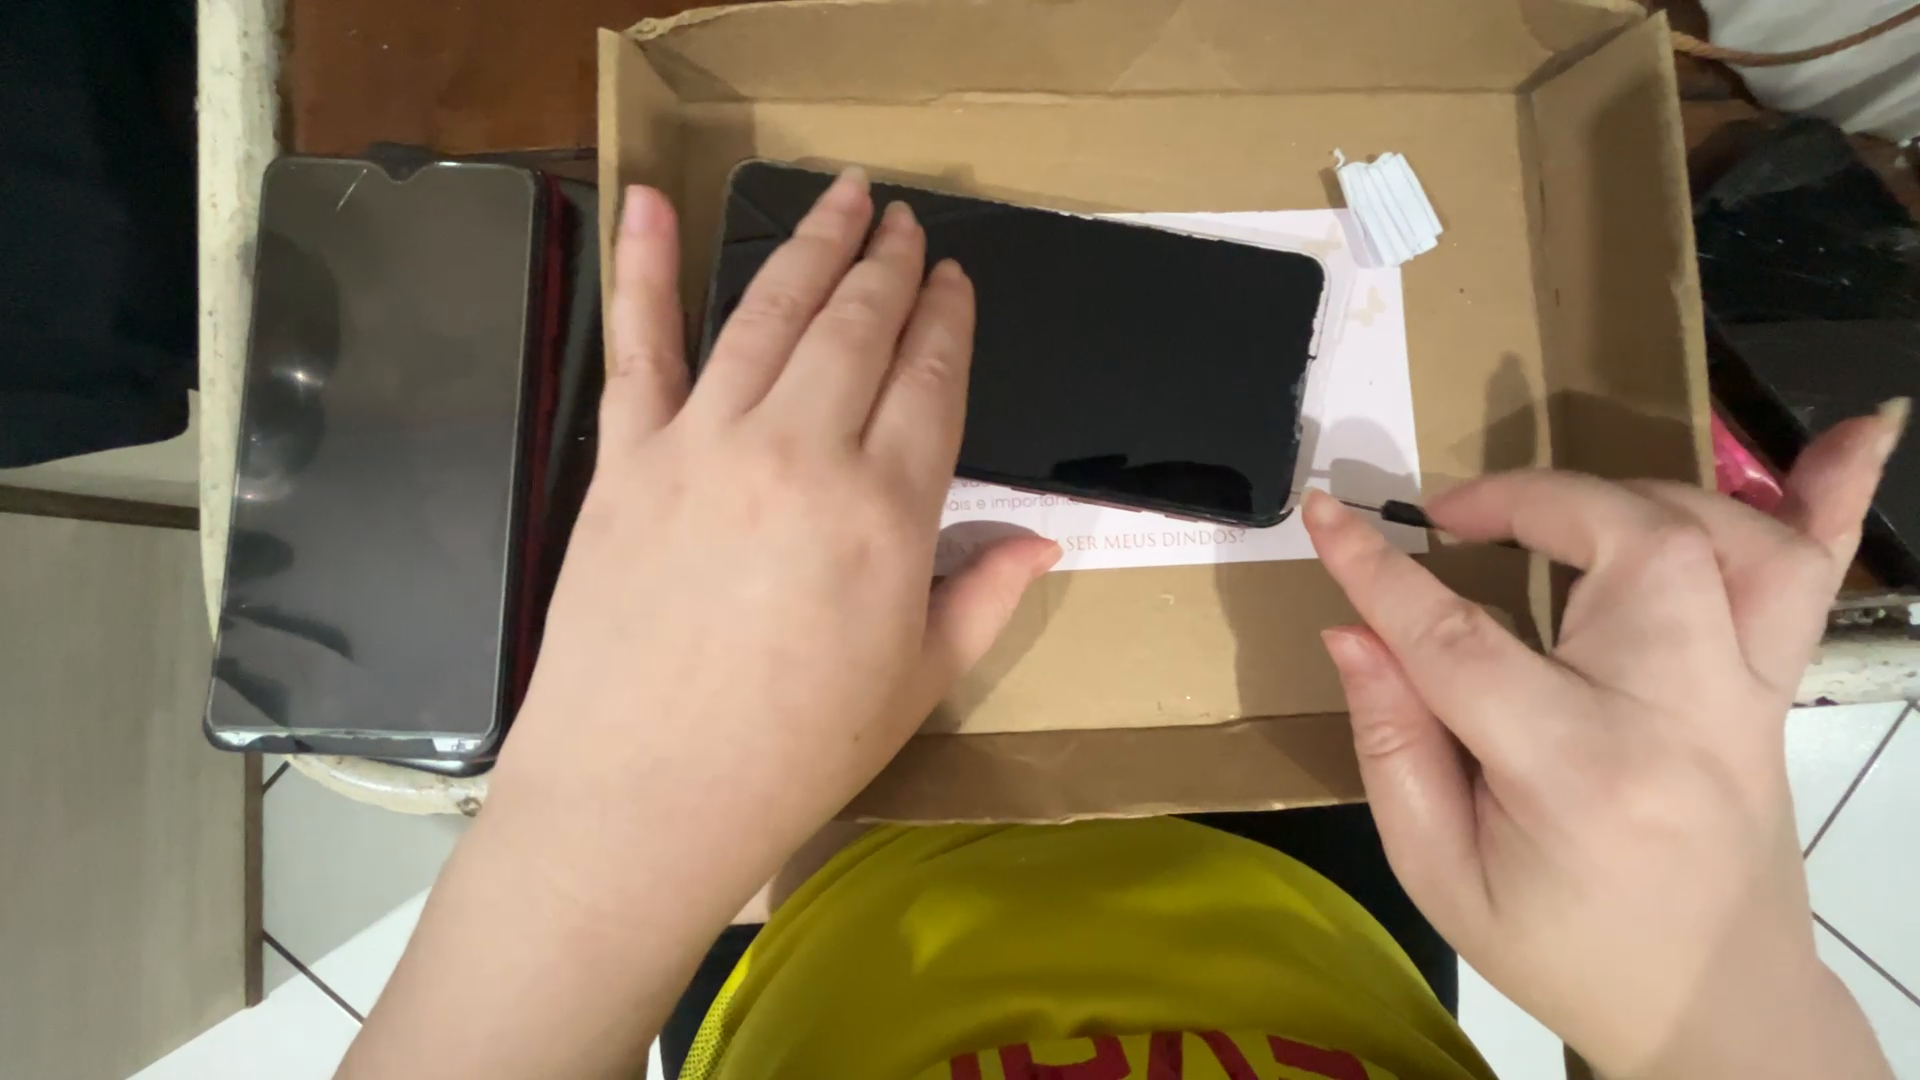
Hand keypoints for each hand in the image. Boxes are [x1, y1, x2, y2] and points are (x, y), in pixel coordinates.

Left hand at [497, 171, 1057, 887]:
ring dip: (812, 248)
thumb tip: (1045, 541)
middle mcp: (802, 453)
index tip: (955, 279)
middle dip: (890, 266)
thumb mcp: (920, 680)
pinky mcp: (626, 459)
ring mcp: (705, 445)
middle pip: (858, 329)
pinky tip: (649, 200)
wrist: (645, 798)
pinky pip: (637, 345)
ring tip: (841, 198)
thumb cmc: (797, 751)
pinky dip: (641, 267)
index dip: (948, 322)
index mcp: (887, 511)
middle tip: (906, 220)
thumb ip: (986, 594)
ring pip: (770, 315)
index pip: (932, 382)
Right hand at [1302, 404, 1904, 1078]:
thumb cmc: (1555, 950)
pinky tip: (1853, 434)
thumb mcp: (1433, 864)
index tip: (1325, 514)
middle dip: (1525, 502)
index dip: (1376, 569)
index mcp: (1575, 771)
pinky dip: (1832, 499)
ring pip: (1727, 544)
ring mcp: (1746, 702)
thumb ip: (1389, 739)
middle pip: (1631, 551)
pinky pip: (1819, 583)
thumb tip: (1351, 632)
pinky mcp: (1770, 698)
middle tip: (1449, 514)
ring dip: (1629, 495)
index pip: (1455, 638)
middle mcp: (1679, 717)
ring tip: (1554, 505)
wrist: (1713, 1015)